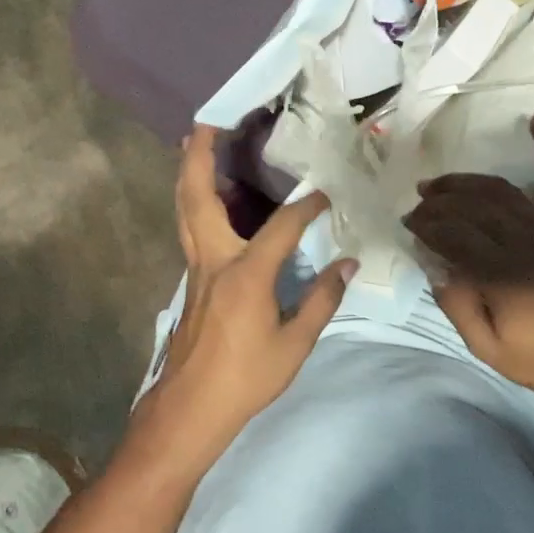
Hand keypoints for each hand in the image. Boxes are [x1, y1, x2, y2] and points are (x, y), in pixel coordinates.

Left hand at [134, 125, 357, 467]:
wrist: (189, 409)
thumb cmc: (245, 378)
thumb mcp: (294, 344)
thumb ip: (322, 300)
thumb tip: (349, 265)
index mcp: (244, 274)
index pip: (280, 226)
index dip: (306, 207)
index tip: (325, 194)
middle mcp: (213, 261)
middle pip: (197, 196)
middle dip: (198, 156)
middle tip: (205, 123)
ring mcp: (195, 270)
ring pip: (184, 210)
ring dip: (189, 175)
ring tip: (194, 146)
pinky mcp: (189, 283)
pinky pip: (189, 229)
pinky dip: (194, 203)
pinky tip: (208, 202)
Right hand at [404, 111, 533, 423]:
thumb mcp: (486, 347)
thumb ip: (457, 304)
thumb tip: (433, 265)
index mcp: (504, 276)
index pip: (453, 236)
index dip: (426, 226)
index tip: (407, 226)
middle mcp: (527, 243)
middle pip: (473, 208)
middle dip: (439, 203)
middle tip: (417, 207)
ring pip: (502, 192)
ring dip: (467, 182)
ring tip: (439, 183)